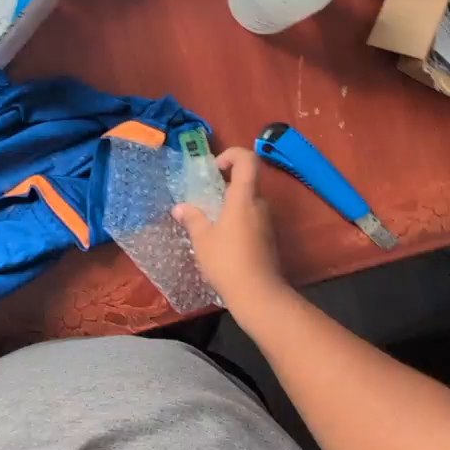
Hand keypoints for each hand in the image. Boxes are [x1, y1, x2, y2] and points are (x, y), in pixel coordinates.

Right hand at [172, 148, 288, 310]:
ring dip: (231, 203)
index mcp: (244, 197)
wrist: (258, 295)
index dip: (232, 155)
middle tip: (206, 196)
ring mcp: (267, 221)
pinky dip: (238, 219)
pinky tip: (222, 238)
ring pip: (249, 201)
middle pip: (247, 181)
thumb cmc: (227, 261)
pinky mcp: (268, 237)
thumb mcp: (202, 239)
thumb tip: (180, 208)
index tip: (215, 168)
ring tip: (210, 220)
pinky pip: (252, 218)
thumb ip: (192, 218)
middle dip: (226, 183)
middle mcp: (259, 204)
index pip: (247, 160)